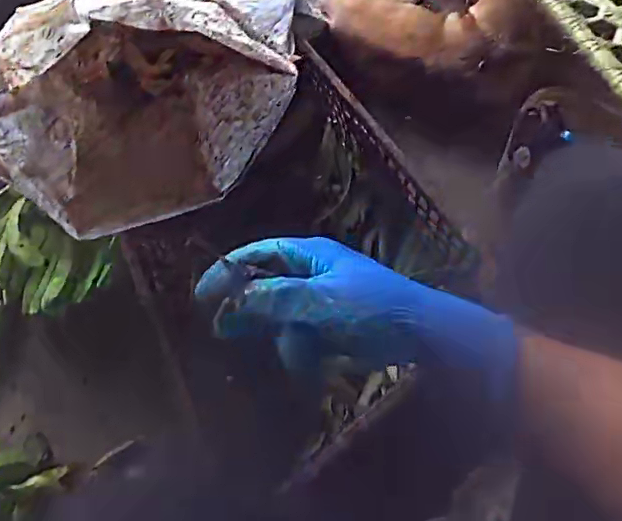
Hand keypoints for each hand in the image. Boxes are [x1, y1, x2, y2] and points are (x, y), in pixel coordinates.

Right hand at [196, 237, 517, 400]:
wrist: (419, 331)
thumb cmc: (370, 306)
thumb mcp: (319, 301)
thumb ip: (275, 299)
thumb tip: (232, 299)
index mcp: (310, 254)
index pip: (260, 253)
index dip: (230, 269)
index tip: (202, 294)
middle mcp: (312, 272)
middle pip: (267, 286)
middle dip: (250, 309)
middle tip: (222, 331)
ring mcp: (322, 301)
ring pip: (284, 320)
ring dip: (288, 342)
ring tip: (304, 359)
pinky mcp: (332, 327)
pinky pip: (303, 339)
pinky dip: (304, 354)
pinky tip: (315, 368)